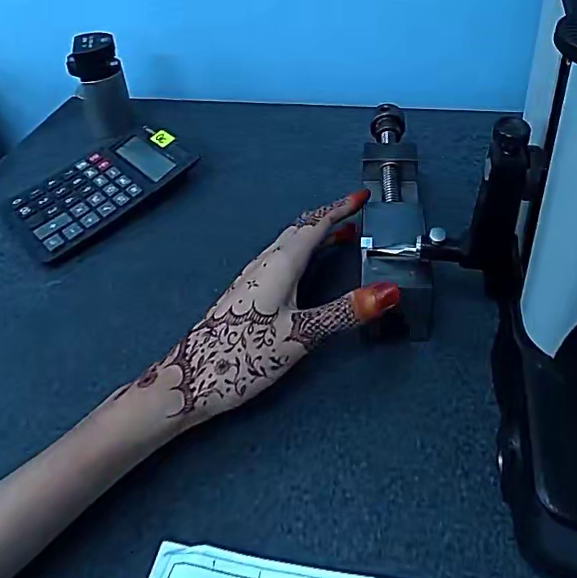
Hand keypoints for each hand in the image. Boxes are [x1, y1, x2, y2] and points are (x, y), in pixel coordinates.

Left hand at [118, 187, 400, 429]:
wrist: (187, 381)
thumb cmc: (242, 355)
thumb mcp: (302, 334)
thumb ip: (346, 311)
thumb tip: (389, 290)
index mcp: (281, 263)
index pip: (316, 223)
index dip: (341, 208)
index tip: (361, 196)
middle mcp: (265, 262)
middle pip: (302, 227)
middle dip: (330, 216)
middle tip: (355, 214)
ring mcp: (252, 276)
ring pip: (289, 241)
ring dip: (316, 232)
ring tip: (339, 235)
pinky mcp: (245, 291)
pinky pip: (281, 256)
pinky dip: (303, 249)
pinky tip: (305, 268)